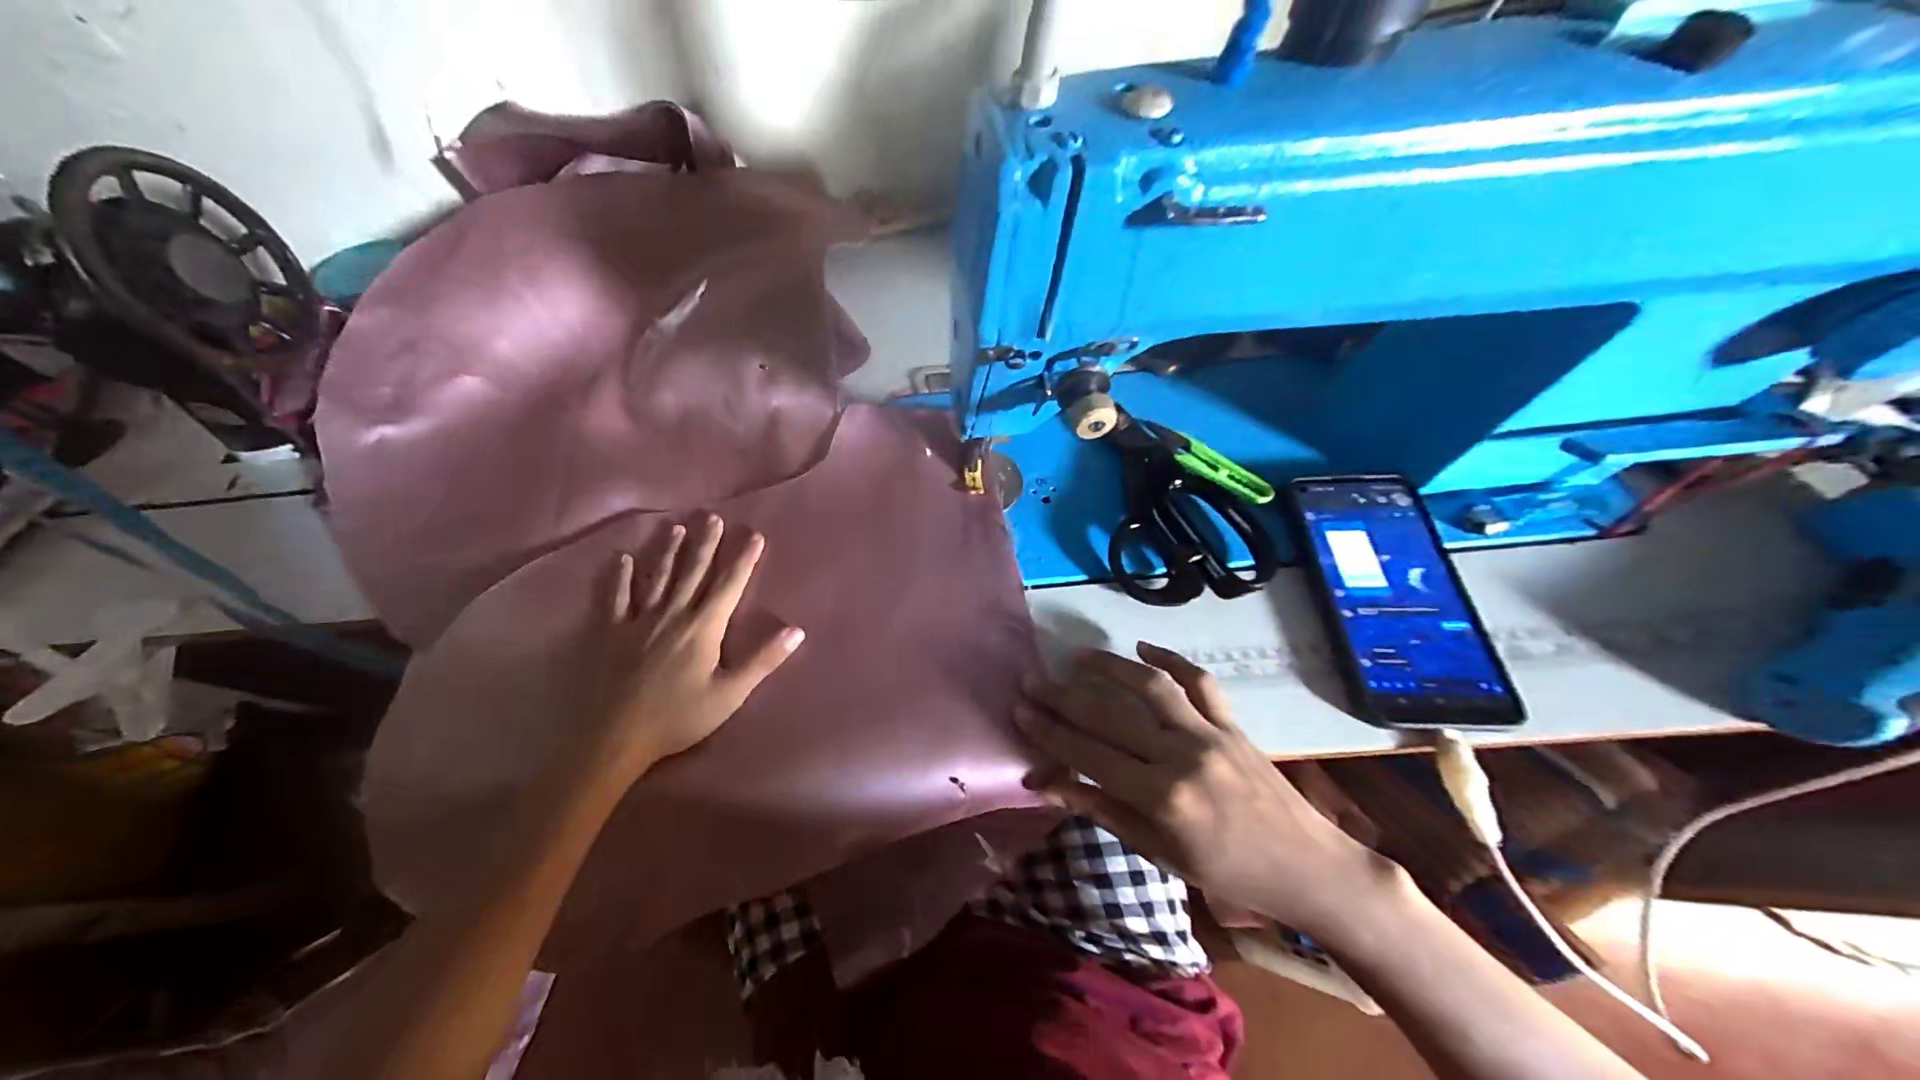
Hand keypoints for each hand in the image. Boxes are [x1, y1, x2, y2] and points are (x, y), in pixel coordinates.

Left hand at [581, 513, 803, 780]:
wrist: (614, 736)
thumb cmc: (678, 718)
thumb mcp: (730, 694)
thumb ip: (762, 660)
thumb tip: (796, 631)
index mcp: (703, 628)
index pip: (729, 585)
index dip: (743, 559)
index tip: (753, 534)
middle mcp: (673, 615)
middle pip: (693, 572)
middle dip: (706, 544)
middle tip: (712, 517)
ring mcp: (638, 621)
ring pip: (657, 577)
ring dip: (668, 551)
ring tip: (677, 528)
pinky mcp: (610, 632)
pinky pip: (615, 597)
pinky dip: (620, 577)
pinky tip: (623, 559)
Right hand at [1015, 642, 1398, 939]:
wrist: (1307, 866)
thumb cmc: (1227, 871)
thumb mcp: (1158, 852)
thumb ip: (1101, 810)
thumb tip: (1046, 782)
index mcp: (1162, 796)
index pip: (1090, 754)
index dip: (1050, 731)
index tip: (1019, 709)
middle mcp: (1182, 755)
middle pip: (1110, 716)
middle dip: (1064, 696)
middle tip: (1031, 679)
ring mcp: (1211, 734)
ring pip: (1151, 688)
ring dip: (1110, 667)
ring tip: (1077, 657)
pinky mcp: (1233, 723)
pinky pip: (1201, 683)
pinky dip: (1172, 661)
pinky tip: (1144, 649)